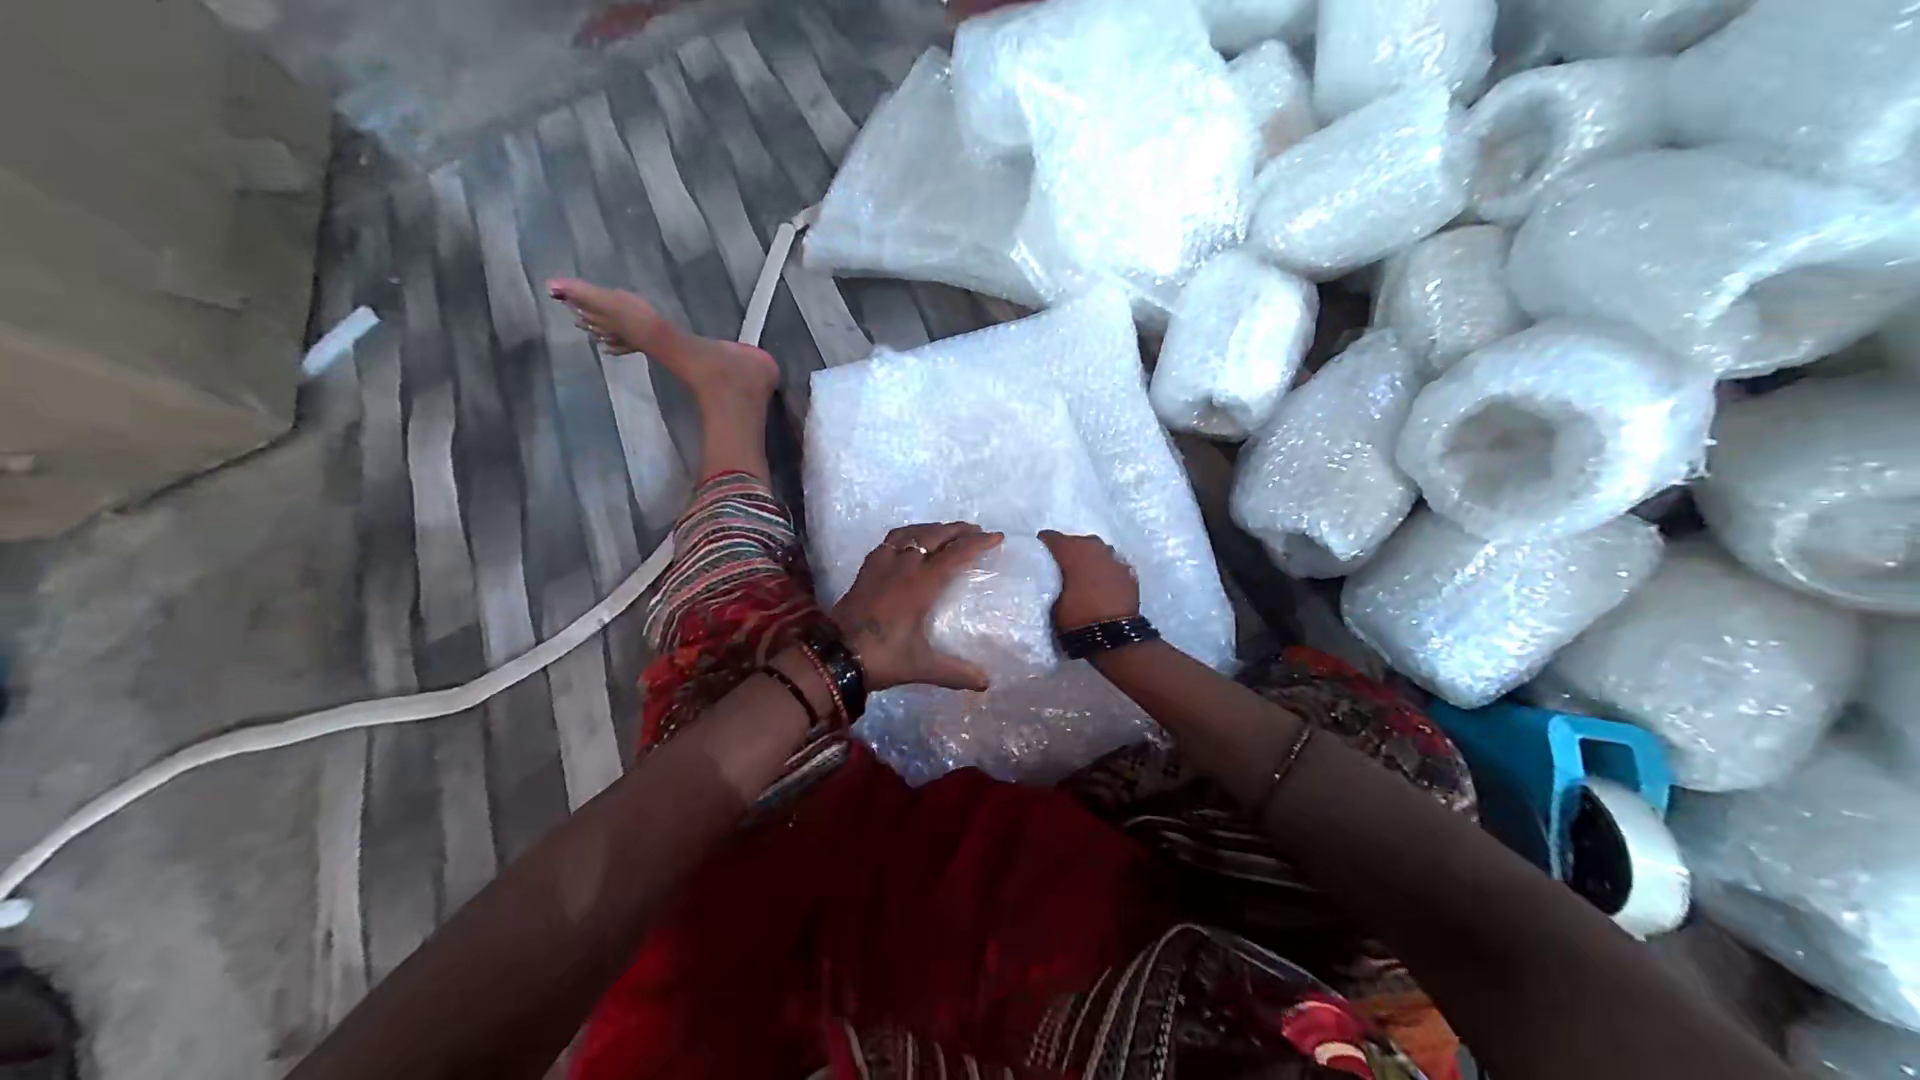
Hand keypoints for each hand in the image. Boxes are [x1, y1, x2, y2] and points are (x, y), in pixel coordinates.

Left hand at [831, 523, 1003, 691]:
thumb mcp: (921, 666)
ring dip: (931, 528)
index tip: (996, 537)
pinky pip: (890, 541)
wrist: (833, 654)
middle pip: (934, 536)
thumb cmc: (881, 657)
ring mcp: (882, 565)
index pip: (955, 554)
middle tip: (975, 530)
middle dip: (957, 529)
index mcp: (921, 584)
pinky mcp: (866, 570)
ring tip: (945, 531)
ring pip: (910, 533)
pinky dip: (906, 535)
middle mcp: (903, 567)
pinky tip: (907, 542)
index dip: (977, 543)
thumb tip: (985, 683)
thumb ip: (954, 672)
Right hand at [1038, 530, 1140, 629]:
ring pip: (1098, 550)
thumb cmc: (1078, 618)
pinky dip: (1105, 569)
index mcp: (1073, 553)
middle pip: (1078, 541)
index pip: (1054, 538)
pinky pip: (1112, 564)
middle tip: (1061, 563)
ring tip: (1083, 571)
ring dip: (1090, 557)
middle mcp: (1095, 549)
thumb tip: (1055, 578)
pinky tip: (1102, 581)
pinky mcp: (1129, 572)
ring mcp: (1115, 559)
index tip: (1040, 549)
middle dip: (1069, 549)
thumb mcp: (1054, 601)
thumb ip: (1053, 582)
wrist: (1115, 636)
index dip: (1045, 542)